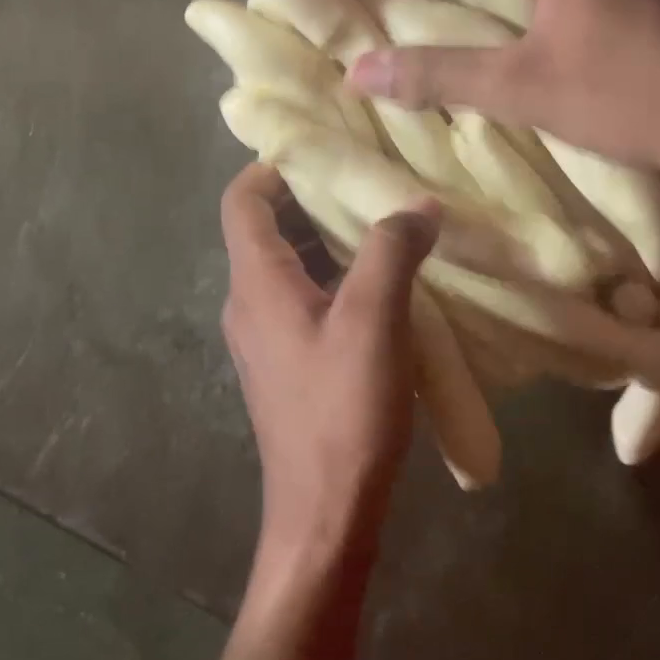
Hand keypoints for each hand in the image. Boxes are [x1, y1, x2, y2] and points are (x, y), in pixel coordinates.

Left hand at [219, 163, 438, 560]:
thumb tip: (416, 205)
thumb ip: (391, 251)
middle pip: (268, 230)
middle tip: (374, 181)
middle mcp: (248, 303)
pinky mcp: (286, 366)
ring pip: (290, 268)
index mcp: (256, 282)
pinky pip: (303, 303)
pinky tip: (385, 289)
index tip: (327, 149)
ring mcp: (264, 338)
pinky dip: (335, 282)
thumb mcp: (374, 321)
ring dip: (331, 243)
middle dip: (316, 200)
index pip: (243, 200)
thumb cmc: (342, 411)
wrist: (323, 510)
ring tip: (389, 227)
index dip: (275, 166)